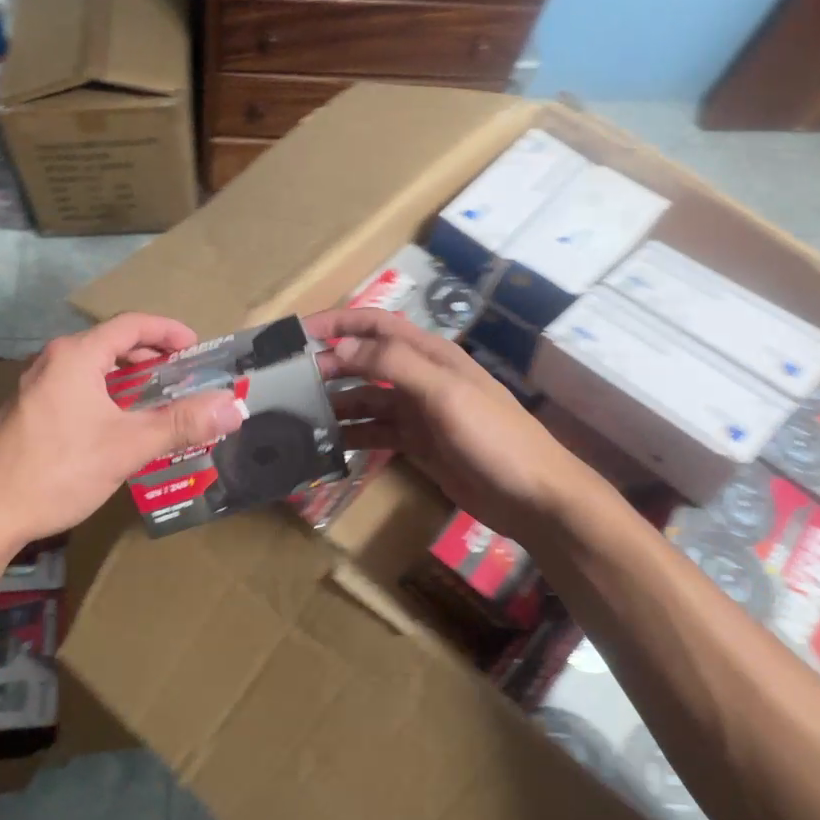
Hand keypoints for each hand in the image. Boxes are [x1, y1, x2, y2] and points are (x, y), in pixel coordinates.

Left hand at [0, 314, 244, 552]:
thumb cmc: (58, 470)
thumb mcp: (127, 446)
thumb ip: (181, 423)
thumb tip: (233, 407)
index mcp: (76, 356)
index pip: (131, 325)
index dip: (168, 331)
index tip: (196, 348)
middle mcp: (52, 361)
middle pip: (110, 345)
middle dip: (150, 357)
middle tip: (182, 378)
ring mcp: (34, 387)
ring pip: (92, 370)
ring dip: (128, 381)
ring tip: (157, 404)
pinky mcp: (26, 413)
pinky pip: (75, 390)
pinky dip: (105, 397)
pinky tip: (117, 430)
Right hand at [303, 307, 605, 546]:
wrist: (533, 497)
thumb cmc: (493, 437)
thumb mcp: (445, 393)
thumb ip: (394, 365)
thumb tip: (341, 347)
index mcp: (431, 355)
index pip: (376, 324)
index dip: (337, 322)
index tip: (296, 334)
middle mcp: (420, 377)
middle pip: (365, 361)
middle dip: (328, 366)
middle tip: (286, 383)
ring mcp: (418, 413)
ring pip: (365, 399)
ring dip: (334, 404)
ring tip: (296, 415)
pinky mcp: (417, 446)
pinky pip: (375, 433)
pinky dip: (350, 437)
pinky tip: (325, 445)